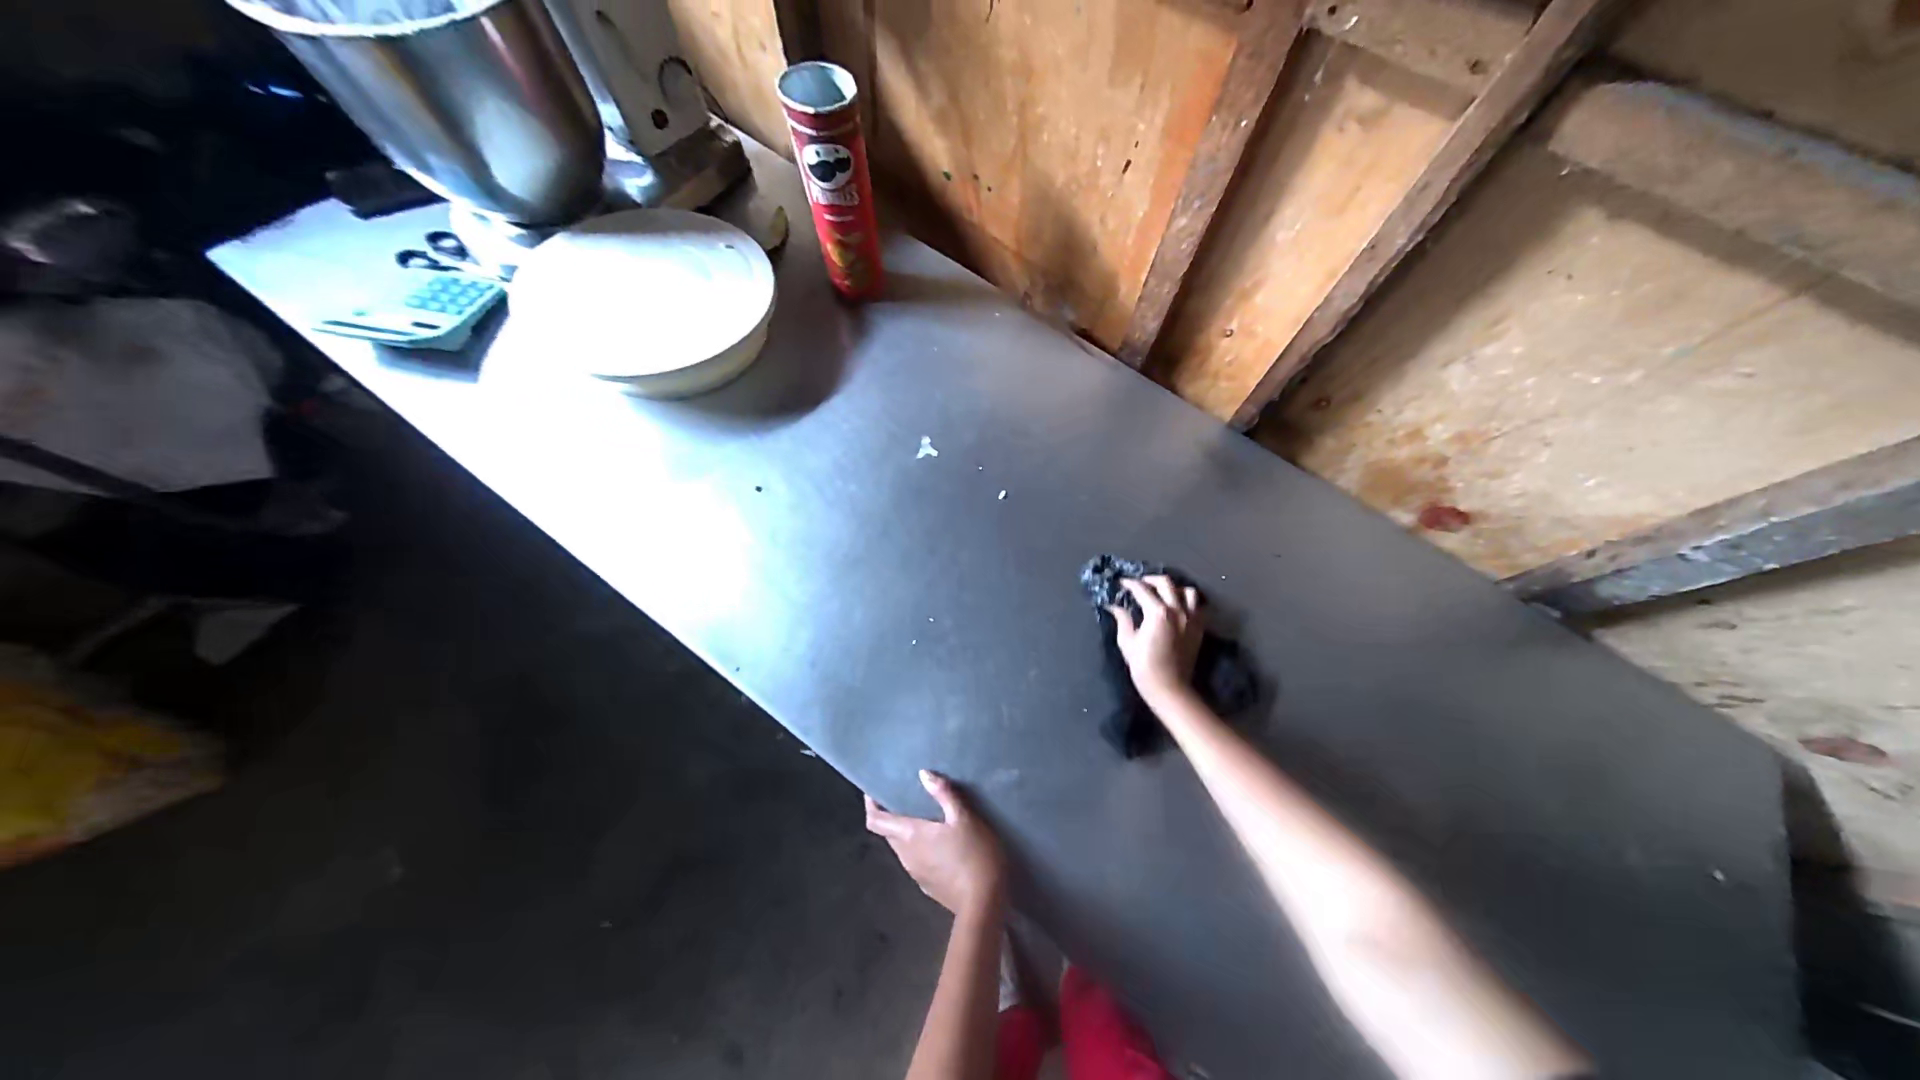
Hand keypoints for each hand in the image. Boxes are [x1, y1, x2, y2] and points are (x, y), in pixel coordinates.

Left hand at [865, 770, 1005, 917]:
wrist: (985, 904)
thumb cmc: (975, 855)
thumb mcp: (965, 818)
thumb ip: (944, 794)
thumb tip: (923, 774)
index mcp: (910, 835)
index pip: (875, 821)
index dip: (870, 805)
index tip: (874, 791)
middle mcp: (906, 855)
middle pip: (888, 833)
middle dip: (892, 816)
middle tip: (907, 798)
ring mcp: (915, 874)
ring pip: (902, 848)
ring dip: (906, 833)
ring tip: (925, 818)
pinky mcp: (927, 886)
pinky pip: (916, 861)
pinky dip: (919, 848)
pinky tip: (939, 844)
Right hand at [1107, 575, 1204, 703]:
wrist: (1170, 688)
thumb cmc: (1144, 667)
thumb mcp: (1127, 642)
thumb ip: (1123, 620)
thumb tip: (1114, 607)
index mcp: (1157, 612)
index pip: (1142, 589)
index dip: (1129, 584)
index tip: (1121, 583)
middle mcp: (1177, 610)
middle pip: (1166, 583)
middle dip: (1150, 579)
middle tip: (1140, 583)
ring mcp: (1191, 618)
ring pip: (1187, 591)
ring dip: (1174, 588)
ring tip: (1163, 593)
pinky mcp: (1199, 628)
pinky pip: (1198, 606)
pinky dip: (1189, 602)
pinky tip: (1179, 607)